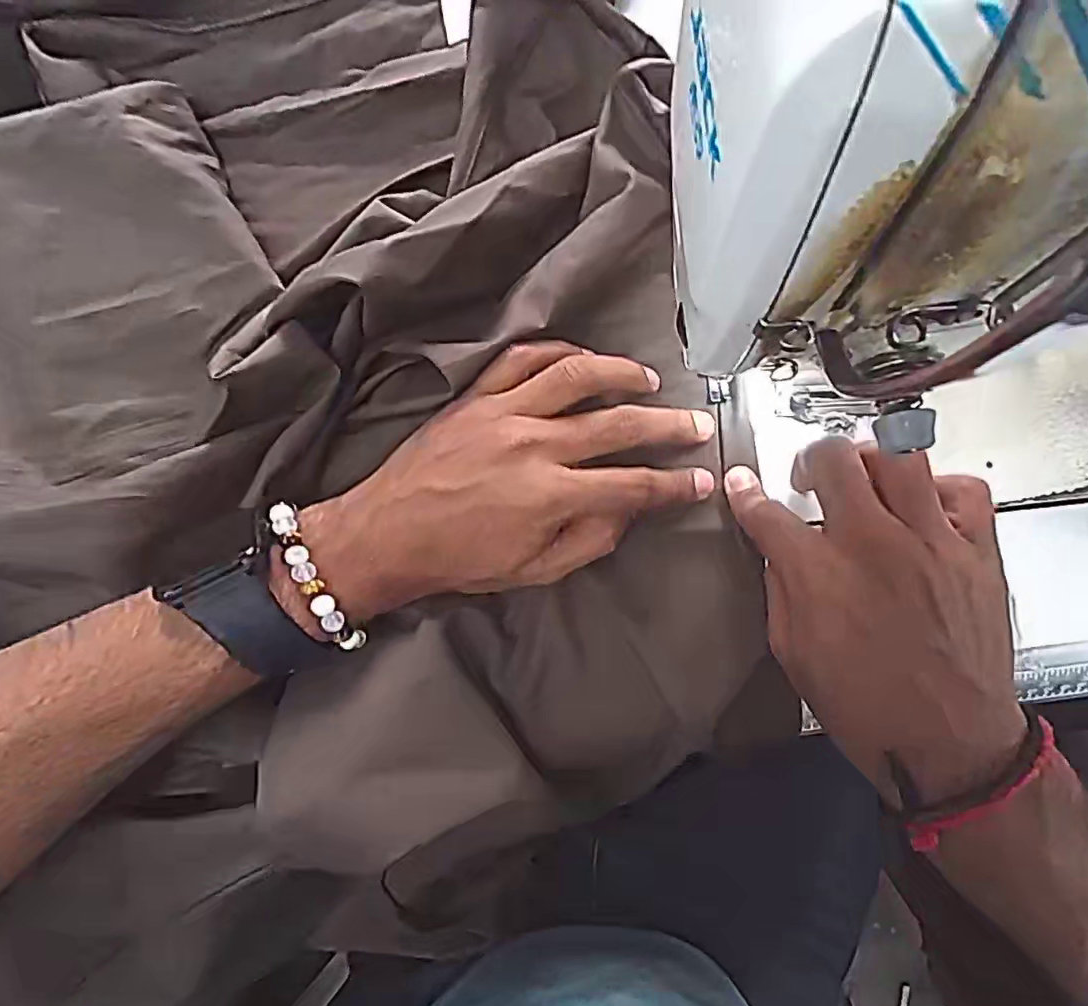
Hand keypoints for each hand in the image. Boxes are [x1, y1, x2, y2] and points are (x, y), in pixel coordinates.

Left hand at [274, 341, 715, 630]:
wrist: (386, 535)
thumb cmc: (459, 560)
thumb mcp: (533, 571)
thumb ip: (588, 541)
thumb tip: (626, 512)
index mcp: (550, 495)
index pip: (632, 484)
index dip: (674, 484)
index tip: (701, 480)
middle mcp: (534, 445)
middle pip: (618, 424)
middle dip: (667, 425)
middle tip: (696, 425)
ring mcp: (503, 413)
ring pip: (576, 375)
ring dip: (620, 373)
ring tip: (648, 381)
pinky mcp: (477, 398)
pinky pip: (522, 359)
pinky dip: (558, 351)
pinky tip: (580, 358)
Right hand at [724, 440, 1024, 805]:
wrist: (948, 743)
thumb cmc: (871, 710)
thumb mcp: (795, 656)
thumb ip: (781, 594)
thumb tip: (778, 556)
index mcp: (819, 576)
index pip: (767, 513)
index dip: (746, 494)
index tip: (743, 486)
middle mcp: (873, 546)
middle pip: (834, 461)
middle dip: (810, 459)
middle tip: (809, 475)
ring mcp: (930, 543)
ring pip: (898, 456)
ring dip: (870, 458)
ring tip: (864, 476)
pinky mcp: (976, 553)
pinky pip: (963, 488)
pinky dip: (939, 485)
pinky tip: (924, 503)